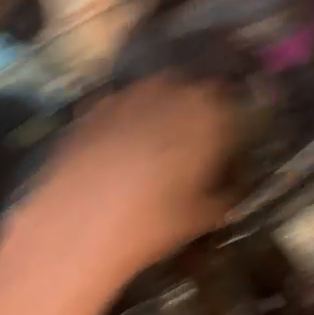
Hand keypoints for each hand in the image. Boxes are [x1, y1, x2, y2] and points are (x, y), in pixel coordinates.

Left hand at [23, 74, 235, 278]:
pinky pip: (124, 106)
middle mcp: (172, 90)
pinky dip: (130, 121)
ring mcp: (129, 93)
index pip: (236, 110)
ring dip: (165, 113)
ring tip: (162, 146)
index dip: (235, 131)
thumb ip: (223, 197)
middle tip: (200, 146)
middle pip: (196, 93)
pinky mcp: (95, 104)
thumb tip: (230, 191)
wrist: (78, 225)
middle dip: (200, 115)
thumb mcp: (200, 218)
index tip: (232, 151)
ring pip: (158, 94)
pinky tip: (125, 149)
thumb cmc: (151, 223)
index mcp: (209, 114)